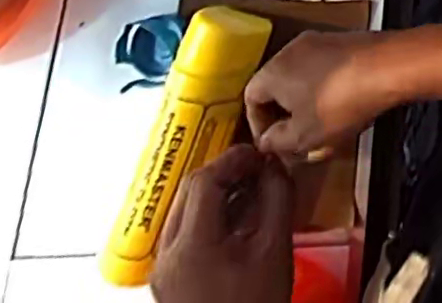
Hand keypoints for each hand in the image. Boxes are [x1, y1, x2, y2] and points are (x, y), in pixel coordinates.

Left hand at [152, 145, 293, 302]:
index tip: (263, 154)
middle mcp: (166, 255)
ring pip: (186, 207)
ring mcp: (164, 269)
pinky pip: (187, 228)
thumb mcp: (276, 245)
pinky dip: (214, 211)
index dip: (235, 158)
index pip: (203, 180)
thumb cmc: (256, 302)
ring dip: (220, 189)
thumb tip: (275, 163)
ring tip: (255, 186)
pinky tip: (242, 214)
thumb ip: (277, 195)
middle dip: (227, 170)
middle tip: (260, 166)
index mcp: (189, 246)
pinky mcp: (171, 278)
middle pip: (189, 190)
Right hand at [246, 31, 397, 160]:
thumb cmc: (340, 102)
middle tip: (299, 138)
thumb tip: (268, 140)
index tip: (274, 143)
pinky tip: (348, 105)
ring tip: (326, 126)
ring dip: (311, 102)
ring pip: (306, 76)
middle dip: (288, 114)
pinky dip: (332, 87)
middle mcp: (296, 47)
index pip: (251, 97)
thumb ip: (277, 142)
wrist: (390, 65)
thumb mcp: (303, 135)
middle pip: (280, 85)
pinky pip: (330, 67)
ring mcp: (325, 39)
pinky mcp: (350, 40)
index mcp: (275, 68)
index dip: (259, 125)